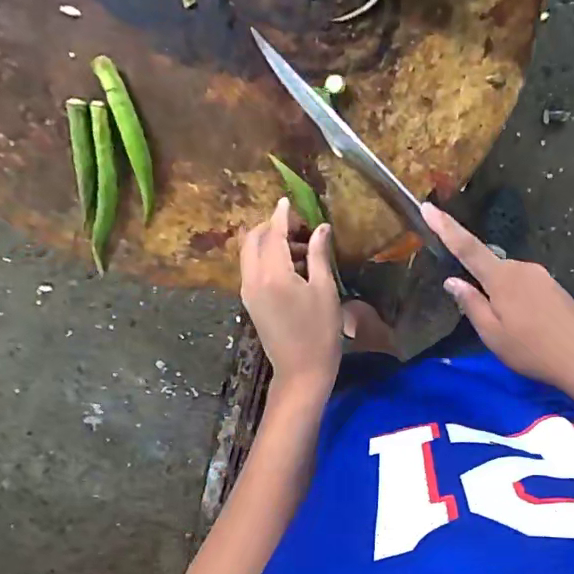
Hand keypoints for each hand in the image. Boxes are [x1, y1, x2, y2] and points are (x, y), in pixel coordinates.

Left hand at [241, 198, 341, 393]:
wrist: (301, 371)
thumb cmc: (320, 333)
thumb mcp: (325, 290)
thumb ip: (318, 255)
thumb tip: (320, 228)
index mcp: (273, 275)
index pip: (273, 234)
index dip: (281, 215)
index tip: (288, 201)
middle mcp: (253, 280)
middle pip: (253, 240)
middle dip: (271, 227)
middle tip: (297, 226)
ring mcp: (248, 292)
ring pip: (249, 254)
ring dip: (268, 243)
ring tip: (300, 247)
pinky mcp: (250, 302)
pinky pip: (251, 269)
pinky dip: (265, 258)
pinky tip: (290, 265)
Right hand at [422, 201, 573, 404]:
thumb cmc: (532, 350)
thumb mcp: (492, 334)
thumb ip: (470, 304)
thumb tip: (452, 281)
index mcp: (502, 278)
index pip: (467, 247)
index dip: (445, 227)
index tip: (428, 207)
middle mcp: (522, 268)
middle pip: (489, 267)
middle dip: (481, 286)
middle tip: (488, 323)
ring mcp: (541, 276)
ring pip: (508, 279)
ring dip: (501, 298)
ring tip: (511, 333)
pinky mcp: (554, 287)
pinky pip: (525, 287)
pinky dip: (518, 302)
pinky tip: (527, 328)